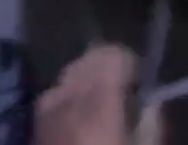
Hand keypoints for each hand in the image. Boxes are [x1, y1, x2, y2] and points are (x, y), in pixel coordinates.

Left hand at [35, 45, 161, 144]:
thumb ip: (152, 129)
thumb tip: (153, 105)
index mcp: (100, 107)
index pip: (112, 57)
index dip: (130, 62)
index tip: (140, 81)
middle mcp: (70, 101)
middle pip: (89, 59)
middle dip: (108, 67)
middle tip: (124, 89)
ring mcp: (47, 115)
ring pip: (69, 74)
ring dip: (86, 78)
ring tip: (100, 102)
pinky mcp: (34, 131)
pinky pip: (52, 96)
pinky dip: (67, 96)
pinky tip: (77, 119)